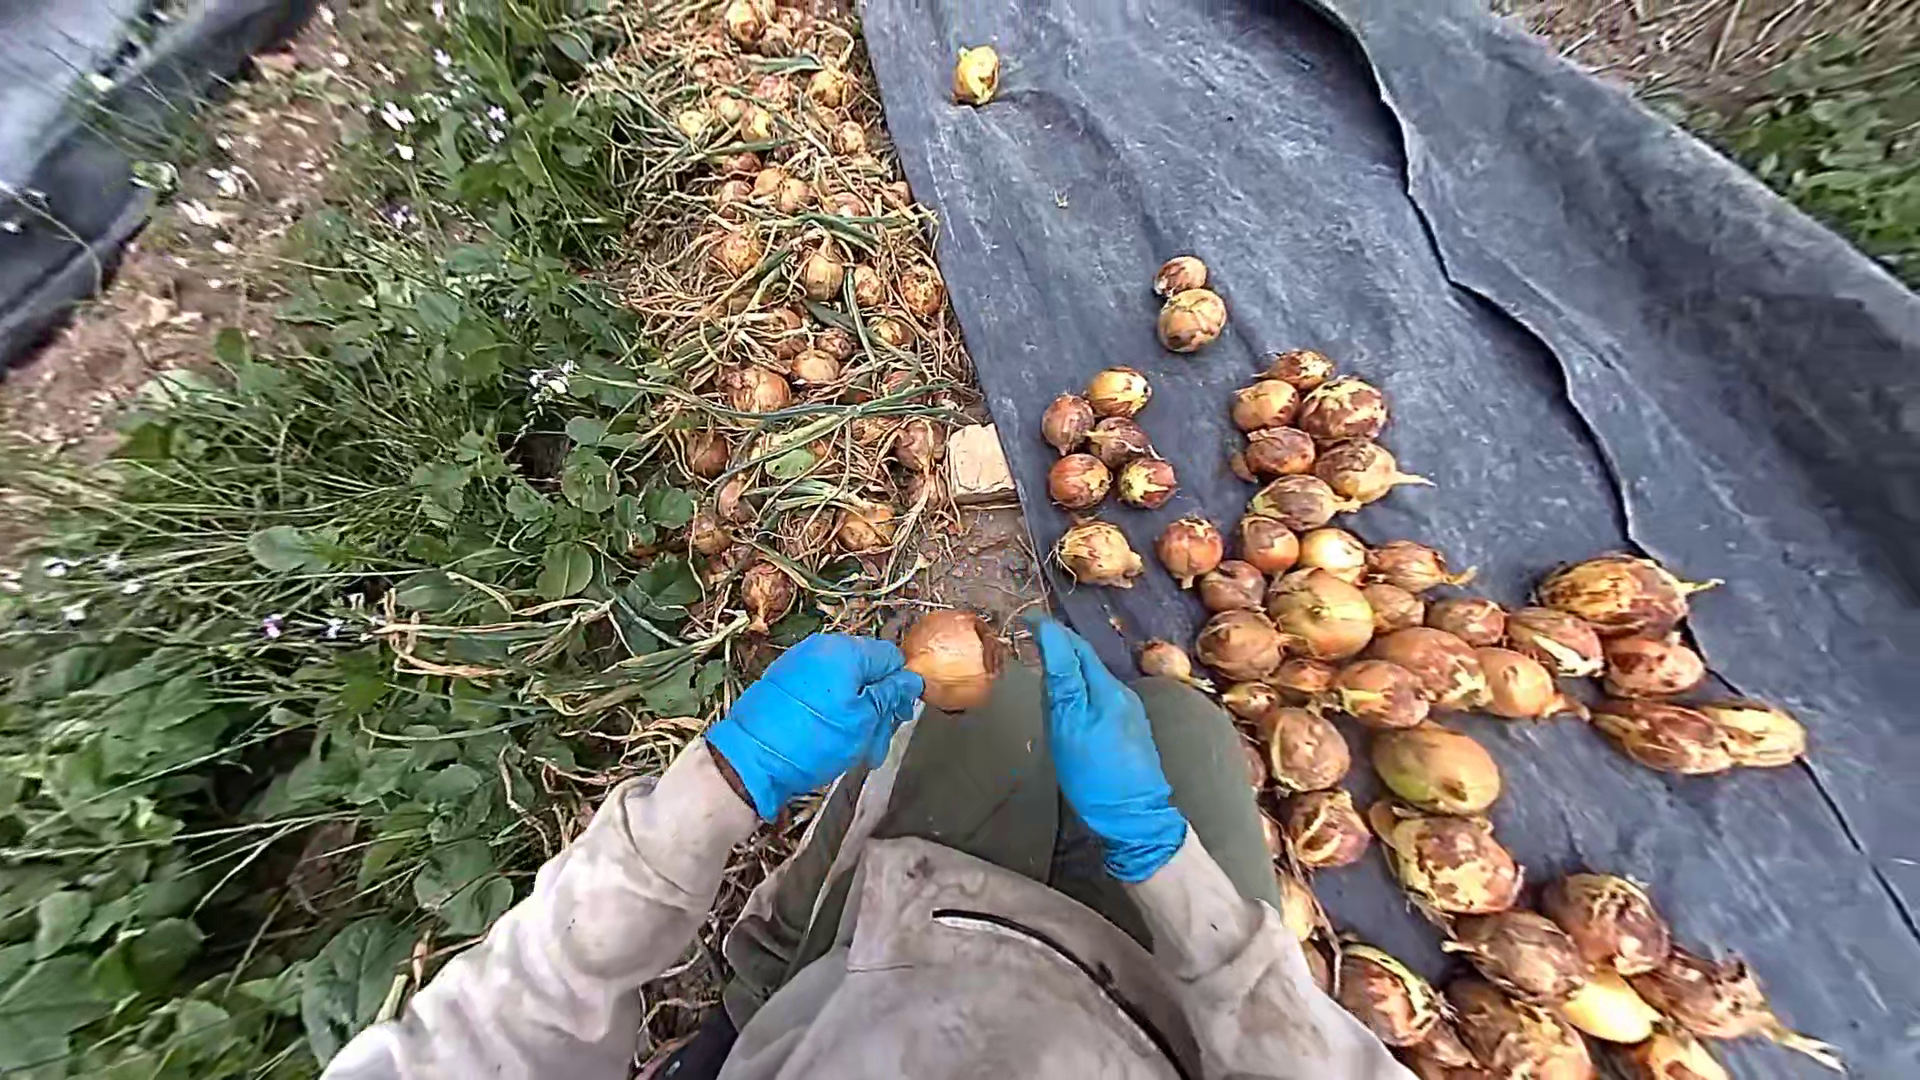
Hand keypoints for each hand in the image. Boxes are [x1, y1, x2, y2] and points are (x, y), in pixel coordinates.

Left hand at [706, 634, 923, 819]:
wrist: (749, 760)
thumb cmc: (810, 740)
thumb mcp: (862, 720)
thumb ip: (890, 695)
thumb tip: (911, 680)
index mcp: (844, 649)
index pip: (890, 657)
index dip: (900, 688)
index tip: (897, 717)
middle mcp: (821, 648)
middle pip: (868, 670)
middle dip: (878, 705)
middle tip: (877, 740)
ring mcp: (800, 663)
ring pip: (846, 683)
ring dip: (858, 713)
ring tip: (856, 749)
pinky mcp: (786, 680)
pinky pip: (823, 689)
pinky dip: (834, 711)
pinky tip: (833, 739)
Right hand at [1028, 616, 1187, 881]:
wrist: (1135, 819)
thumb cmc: (1095, 773)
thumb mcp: (1069, 726)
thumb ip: (1061, 682)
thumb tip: (1051, 640)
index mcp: (1105, 688)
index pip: (1074, 646)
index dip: (1050, 630)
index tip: (1026, 619)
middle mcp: (1120, 692)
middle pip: (1085, 657)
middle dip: (1059, 643)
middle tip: (1030, 636)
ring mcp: (1127, 710)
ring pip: (1092, 675)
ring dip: (1068, 662)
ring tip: (1042, 660)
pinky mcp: (1128, 726)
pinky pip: (1099, 692)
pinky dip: (1079, 683)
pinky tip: (1068, 695)